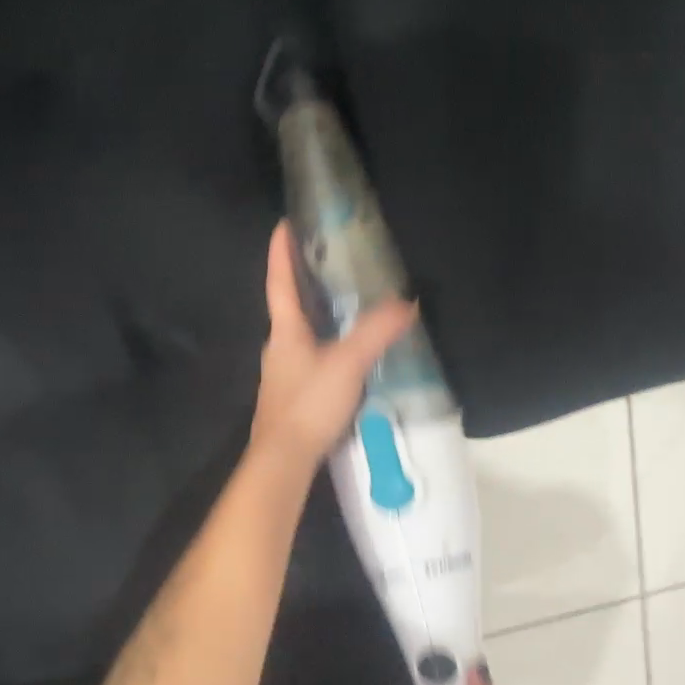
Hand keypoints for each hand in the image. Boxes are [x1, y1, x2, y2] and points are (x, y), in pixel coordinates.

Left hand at [249, 220, 415, 469]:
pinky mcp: (290, 399)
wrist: (283, 460)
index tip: (283, 224)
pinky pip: (308, 360)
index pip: (280, 281)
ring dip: (315, 317)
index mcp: (285, 331)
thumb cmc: (308, 405)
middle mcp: (278, 348)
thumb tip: (406, 303)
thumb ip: (377, 333)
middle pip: (288, 307)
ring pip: (299, 336)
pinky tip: (343, 356)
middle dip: (304, 283)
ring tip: (341, 304)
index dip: (281, 252)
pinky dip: (323, 347)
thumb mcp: (348, 364)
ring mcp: (282, 375)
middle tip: (324, 262)